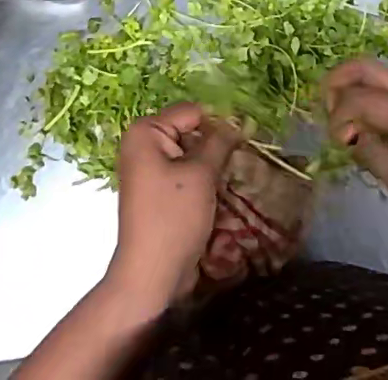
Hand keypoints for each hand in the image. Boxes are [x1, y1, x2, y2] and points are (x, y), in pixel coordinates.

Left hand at [106, 103, 237, 309]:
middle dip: (214, 145)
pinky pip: (182, 172)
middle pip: (189, 131)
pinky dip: (200, 179)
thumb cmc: (173, 217)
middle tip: (240, 161)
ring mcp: (147, 167)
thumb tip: (237, 121)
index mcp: (146, 131)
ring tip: (231, 177)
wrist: (151, 273)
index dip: (218, 123)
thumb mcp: (201, 174)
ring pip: (189, 154)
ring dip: (210, 164)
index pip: (191, 112)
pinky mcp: (155, 189)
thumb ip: (219, 142)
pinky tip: (218, 192)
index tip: (245, 139)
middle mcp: (142, 143)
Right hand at [322, 60, 387, 267]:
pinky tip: (354, 133)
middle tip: (326, 117)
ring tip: (340, 127)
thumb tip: (350, 133)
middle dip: (338, 84)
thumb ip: (375, 154)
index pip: (364, 95)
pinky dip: (359, 105)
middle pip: (367, 69)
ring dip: (347, 93)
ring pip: (372, 78)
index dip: (341, 115)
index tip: (338, 145)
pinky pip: (379, 97)